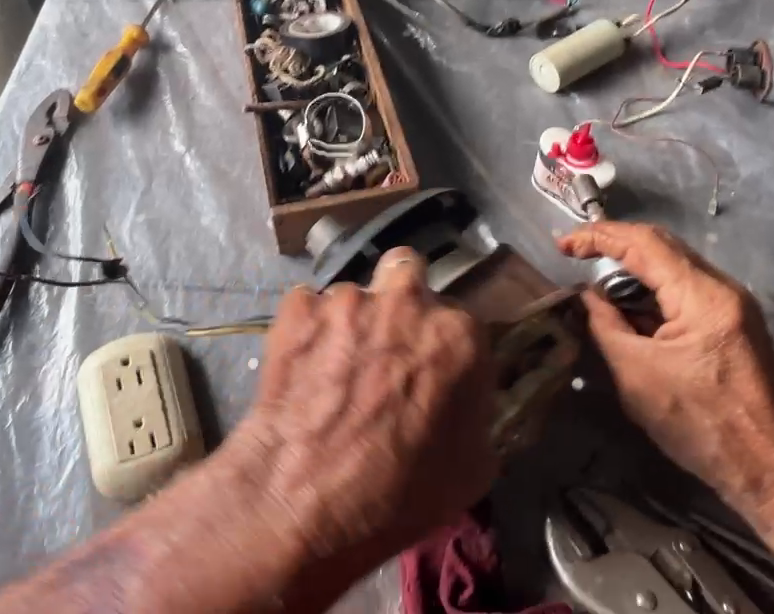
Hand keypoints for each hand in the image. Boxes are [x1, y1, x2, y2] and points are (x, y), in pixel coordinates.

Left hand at [218, 249, 497, 575]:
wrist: (304, 501)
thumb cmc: (398, 496)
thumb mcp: (473, 469)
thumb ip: (476, 410)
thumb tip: (464, 398)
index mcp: (458, 335)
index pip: (460, 318)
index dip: (443, 344)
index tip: (431, 369)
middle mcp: (406, 302)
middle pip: (407, 272)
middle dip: (399, 299)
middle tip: (386, 342)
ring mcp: (346, 299)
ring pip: (353, 292)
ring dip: (350, 320)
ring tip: (334, 364)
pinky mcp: (297, 308)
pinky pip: (307, 305)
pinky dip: (306, 328)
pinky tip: (303, 364)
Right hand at [560, 223, 773, 613]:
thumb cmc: (704, 425)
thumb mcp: (638, 376)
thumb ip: (606, 326)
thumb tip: (587, 297)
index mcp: (703, 296)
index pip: (644, 243)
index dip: (598, 237)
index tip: (562, 245)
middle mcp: (723, 290)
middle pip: (662, 246)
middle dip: (614, 244)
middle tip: (574, 252)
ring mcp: (733, 308)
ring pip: (674, 268)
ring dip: (633, 270)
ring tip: (594, 283)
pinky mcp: (733, 328)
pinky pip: (685, 293)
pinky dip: (651, 293)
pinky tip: (627, 311)